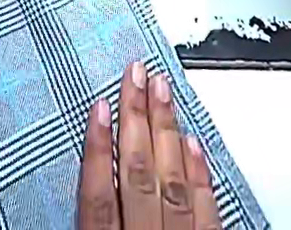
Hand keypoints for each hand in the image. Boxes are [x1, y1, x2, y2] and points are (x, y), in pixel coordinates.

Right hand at [77, 62, 221, 229]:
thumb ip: (91, 218)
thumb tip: (83, 174)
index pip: (99, 196)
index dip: (97, 148)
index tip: (99, 105)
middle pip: (138, 175)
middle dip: (136, 119)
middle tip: (136, 74)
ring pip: (172, 183)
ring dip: (166, 130)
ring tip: (161, 88)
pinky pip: (206, 213)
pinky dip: (199, 174)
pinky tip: (192, 141)